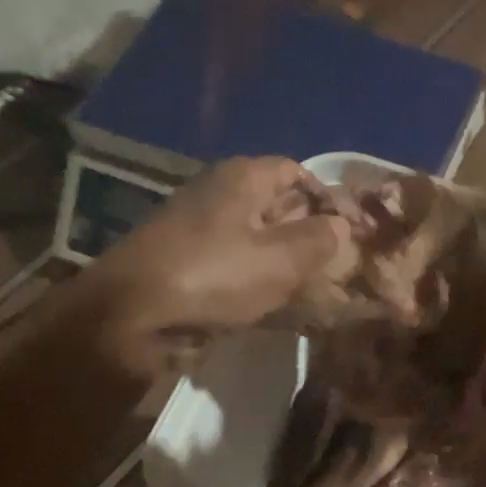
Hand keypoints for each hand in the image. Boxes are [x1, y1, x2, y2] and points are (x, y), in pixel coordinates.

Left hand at [85, 156, 348, 340]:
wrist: (133, 315)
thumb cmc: (213, 277)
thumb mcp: (279, 260)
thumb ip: (318, 240)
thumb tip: (342, 225)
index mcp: (242, 177)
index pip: (296, 171)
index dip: (326, 198)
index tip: (351, 231)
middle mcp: (220, 193)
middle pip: (277, 204)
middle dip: (309, 232)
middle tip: (340, 266)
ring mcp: (201, 228)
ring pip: (258, 238)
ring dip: (284, 261)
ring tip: (315, 289)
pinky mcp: (189, 262)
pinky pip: (236, 264)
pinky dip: (258, 279)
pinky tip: (275, 305)